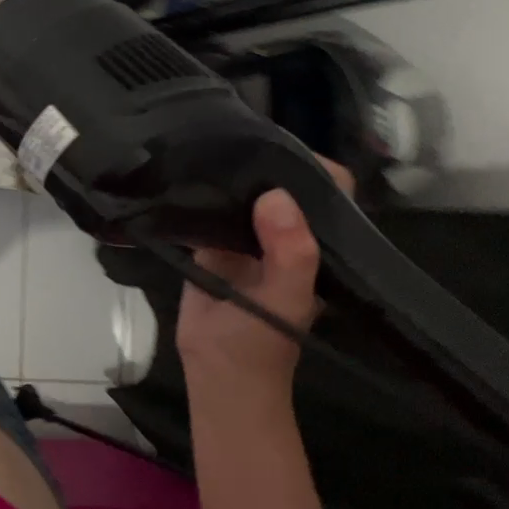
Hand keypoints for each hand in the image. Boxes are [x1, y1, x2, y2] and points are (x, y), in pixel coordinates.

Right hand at [176, 159, 353, 390]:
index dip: (312, 165)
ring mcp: (248, 237)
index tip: (275, 144)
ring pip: (245, 192)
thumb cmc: (260, 340)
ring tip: (203, 146)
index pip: (330, 190)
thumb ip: (290, 252)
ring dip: (229, 173)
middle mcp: (286, 234)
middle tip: (230, 136)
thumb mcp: (284, 298)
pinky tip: (179, 174)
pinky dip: (197, 193)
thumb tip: (275, 196)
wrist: (217, 372)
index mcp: (316, 244)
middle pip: (283, 184)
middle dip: (264, 161)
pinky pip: (209, 209)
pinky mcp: (212, 242)